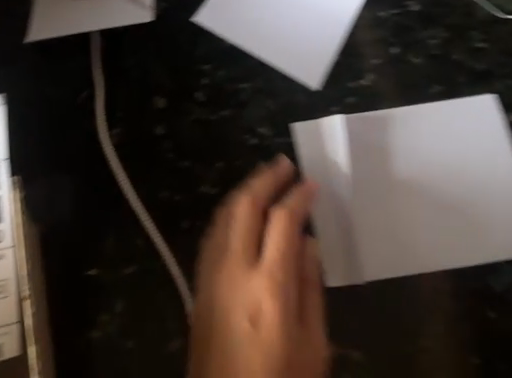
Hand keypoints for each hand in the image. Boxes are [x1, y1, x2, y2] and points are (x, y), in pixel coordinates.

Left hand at [188, 157, 328, 377]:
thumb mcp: (313, 347)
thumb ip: (312, 290)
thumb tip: (308, 244)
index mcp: (270, 286)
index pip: (283, 221)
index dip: (298, 196)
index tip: (312, 183)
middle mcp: (235, 270)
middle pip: (246, 206)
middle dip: (266, 178)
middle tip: (285, 164)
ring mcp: (211, 275)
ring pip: (224, 215)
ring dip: (244, 190)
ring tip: (264, 179)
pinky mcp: (198, 285)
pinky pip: (213, 233)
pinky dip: (229, 212)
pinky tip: (240, 212)